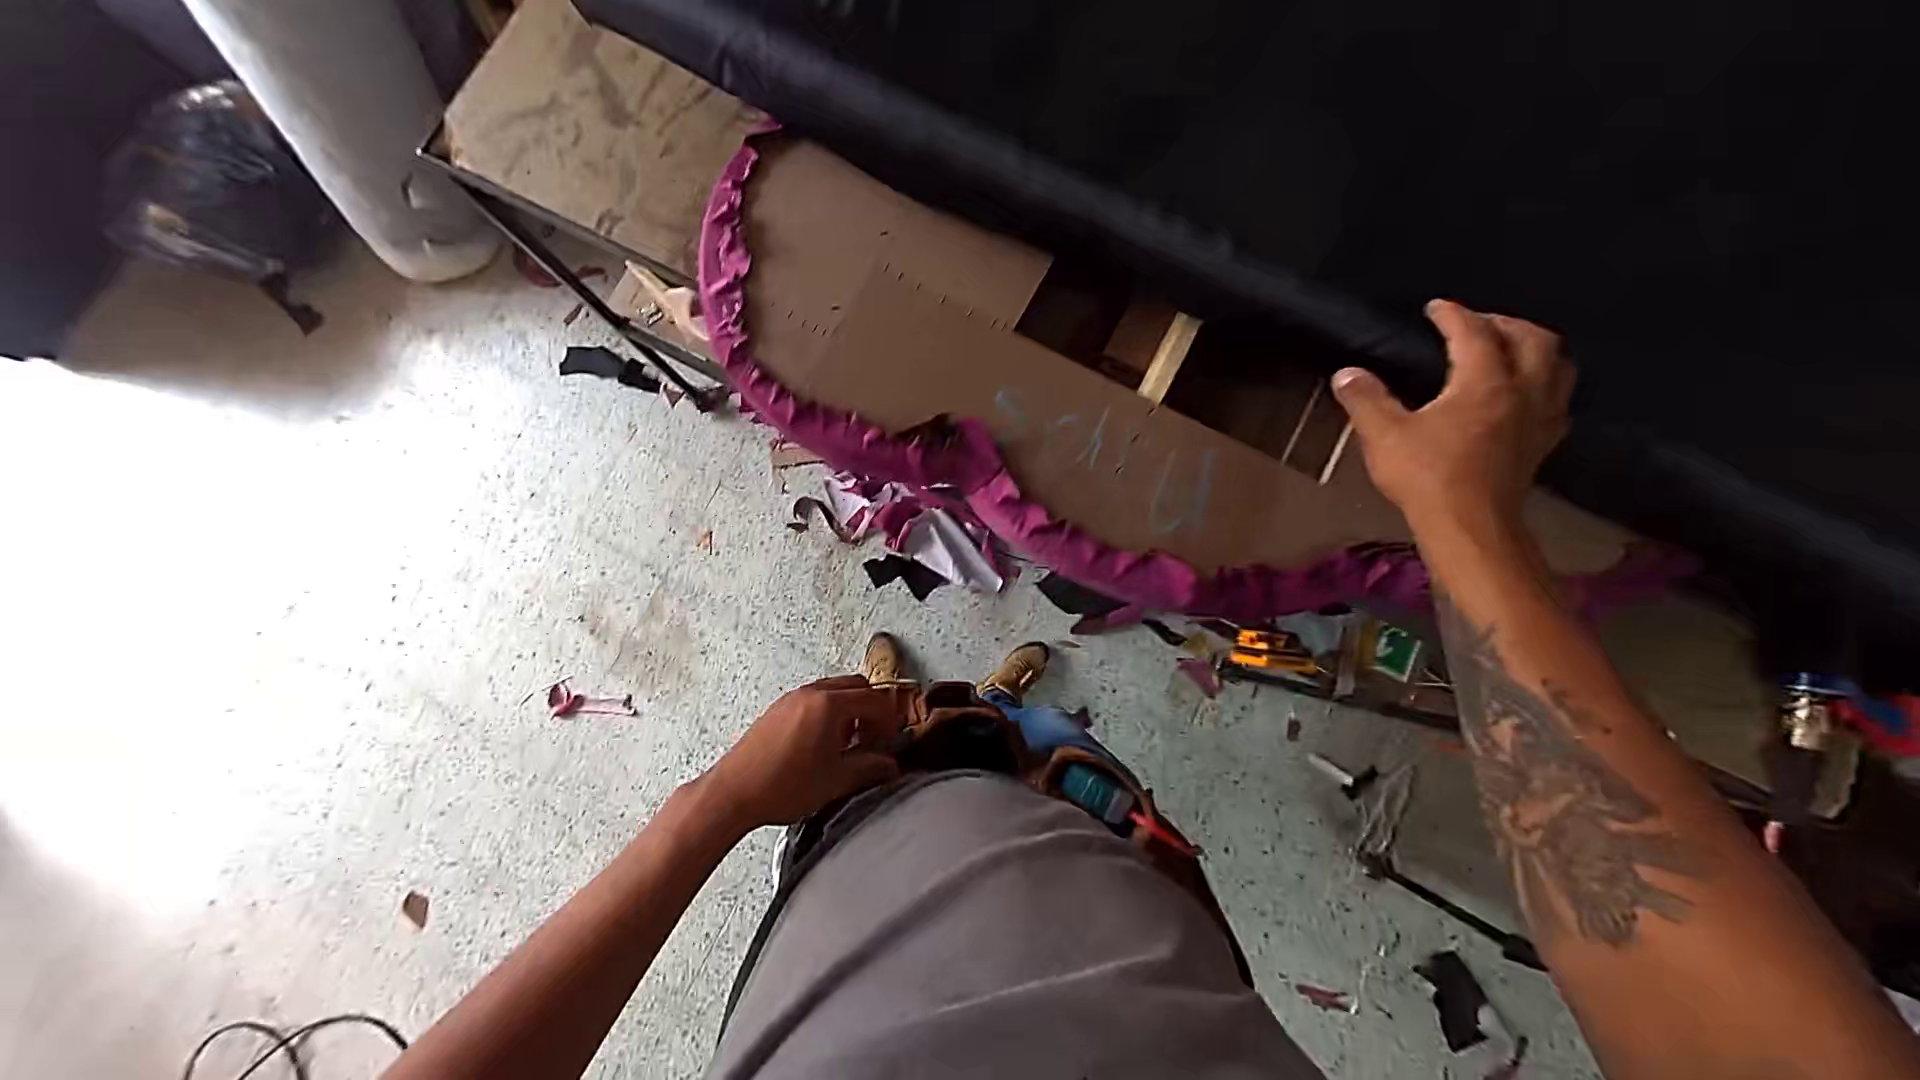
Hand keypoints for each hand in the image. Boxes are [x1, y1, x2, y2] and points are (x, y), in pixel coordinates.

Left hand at [701, 676, 911, 829]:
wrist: (733, 793)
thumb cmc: (780, 786)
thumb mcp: (836, 780)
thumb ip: (870, 768)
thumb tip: (889, 766)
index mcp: (830, 704)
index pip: (875, 700)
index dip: (889, 720)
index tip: (889, 740)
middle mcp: (811, 693)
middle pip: (857, 686)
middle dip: (871, 709)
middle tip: (873, 737)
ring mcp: (792, 699)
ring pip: (834, 690)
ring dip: (849, 709)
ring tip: (848, 743)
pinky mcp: (778, 710)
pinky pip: (813, 698)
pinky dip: (828, 712)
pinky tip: (823, 744)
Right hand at [1330, 299, 1573, 535]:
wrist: (1469, 524)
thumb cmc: (1426, 475)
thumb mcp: (1383, 435)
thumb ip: (1365, 399)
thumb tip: (1346, 373)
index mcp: (1484, 382)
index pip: (1473, 333)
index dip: (1453, 315)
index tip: (1436, 307)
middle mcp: (1523, 390)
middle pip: (1531, 339)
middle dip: (1503, 323)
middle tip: (1476, 323)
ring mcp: (1540, 417)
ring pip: (1556, 365)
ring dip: (1534, 347)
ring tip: (1510, 348)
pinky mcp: (1542, 442)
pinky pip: (1557, 398)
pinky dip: (1545, 382)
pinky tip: (1526, 393)